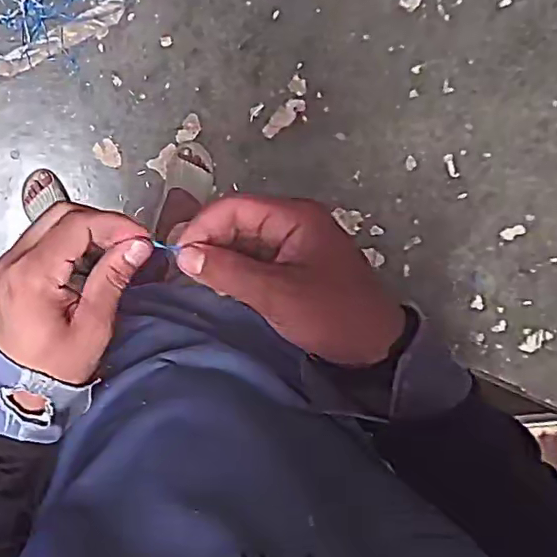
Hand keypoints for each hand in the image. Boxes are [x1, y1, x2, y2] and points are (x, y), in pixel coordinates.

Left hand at [0, 202, 152, 385]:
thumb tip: (135, 245)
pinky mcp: (11, 269)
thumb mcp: (92, 326)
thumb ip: (112, 278)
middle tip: (128, 242)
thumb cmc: (53, 368)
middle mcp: (13, 262)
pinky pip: (42, 238)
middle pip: (61, 214)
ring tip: (112, 253)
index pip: (76, 225)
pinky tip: (88, 262)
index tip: (139, 238)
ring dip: (85, 229)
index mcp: (31, 275)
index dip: (113, 225)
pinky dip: (69, 241)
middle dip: (100, 222)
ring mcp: (8, 264)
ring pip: (51, 222)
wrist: (21, 388)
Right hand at [172, 194, 404, 364]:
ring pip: (239, 239)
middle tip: (185, 270)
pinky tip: (219, 285)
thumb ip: (227, 271)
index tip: (180, 256)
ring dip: (217, 256)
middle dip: (207, 241)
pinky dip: (230, 268)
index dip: (201, 227)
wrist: (376, 349)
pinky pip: (250, 256)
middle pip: (234, 219)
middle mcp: (292, 222)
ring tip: (199, 279)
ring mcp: (291, 242)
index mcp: (295, 217)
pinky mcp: (289, 263)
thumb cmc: (332, 315)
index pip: (233, 207)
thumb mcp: (276, 293)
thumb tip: (184, 255)